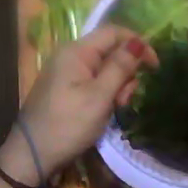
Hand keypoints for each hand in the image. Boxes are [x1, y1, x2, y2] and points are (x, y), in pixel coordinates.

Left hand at [15, 24, 158, 177]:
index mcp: (76, 50)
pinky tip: (105, 111)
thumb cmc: (68, 124)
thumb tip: (138, 42)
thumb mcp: (99, 96)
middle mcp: (70, 55)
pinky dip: (104, 92)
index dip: (137, 44)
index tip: (155, 66)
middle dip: (126, 71)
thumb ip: (120, 67)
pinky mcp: (65, 88)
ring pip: (103, 68)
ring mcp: (66, 72)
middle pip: (110, 50)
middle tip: (125, 99)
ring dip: (117, 85)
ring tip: (115, 108)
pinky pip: (92, 81)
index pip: (114, 32)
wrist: (32, 156)